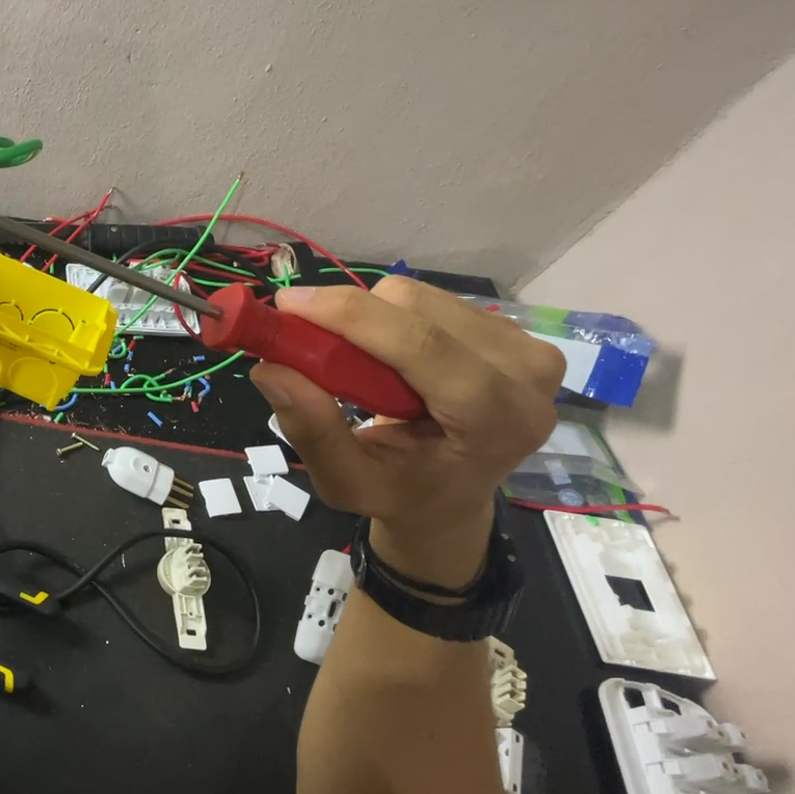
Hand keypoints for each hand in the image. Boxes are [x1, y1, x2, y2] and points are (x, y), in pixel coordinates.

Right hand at [249, 277, 564, 585]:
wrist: (450, 498)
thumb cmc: (399, 493)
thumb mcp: (346, 481)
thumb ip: (313, 430)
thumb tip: (268, 369)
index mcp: (495, 421)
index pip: (422, 346)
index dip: (350, 316)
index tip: (286, 305)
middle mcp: (525, 375)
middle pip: (416, 309)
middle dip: (350, 319)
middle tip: (313, 351)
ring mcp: (526, 347)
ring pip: (418, 295)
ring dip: (370, 319)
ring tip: (362, 367)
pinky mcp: (512, 330)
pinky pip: (429, 298)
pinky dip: (390, 318)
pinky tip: (391, 358)